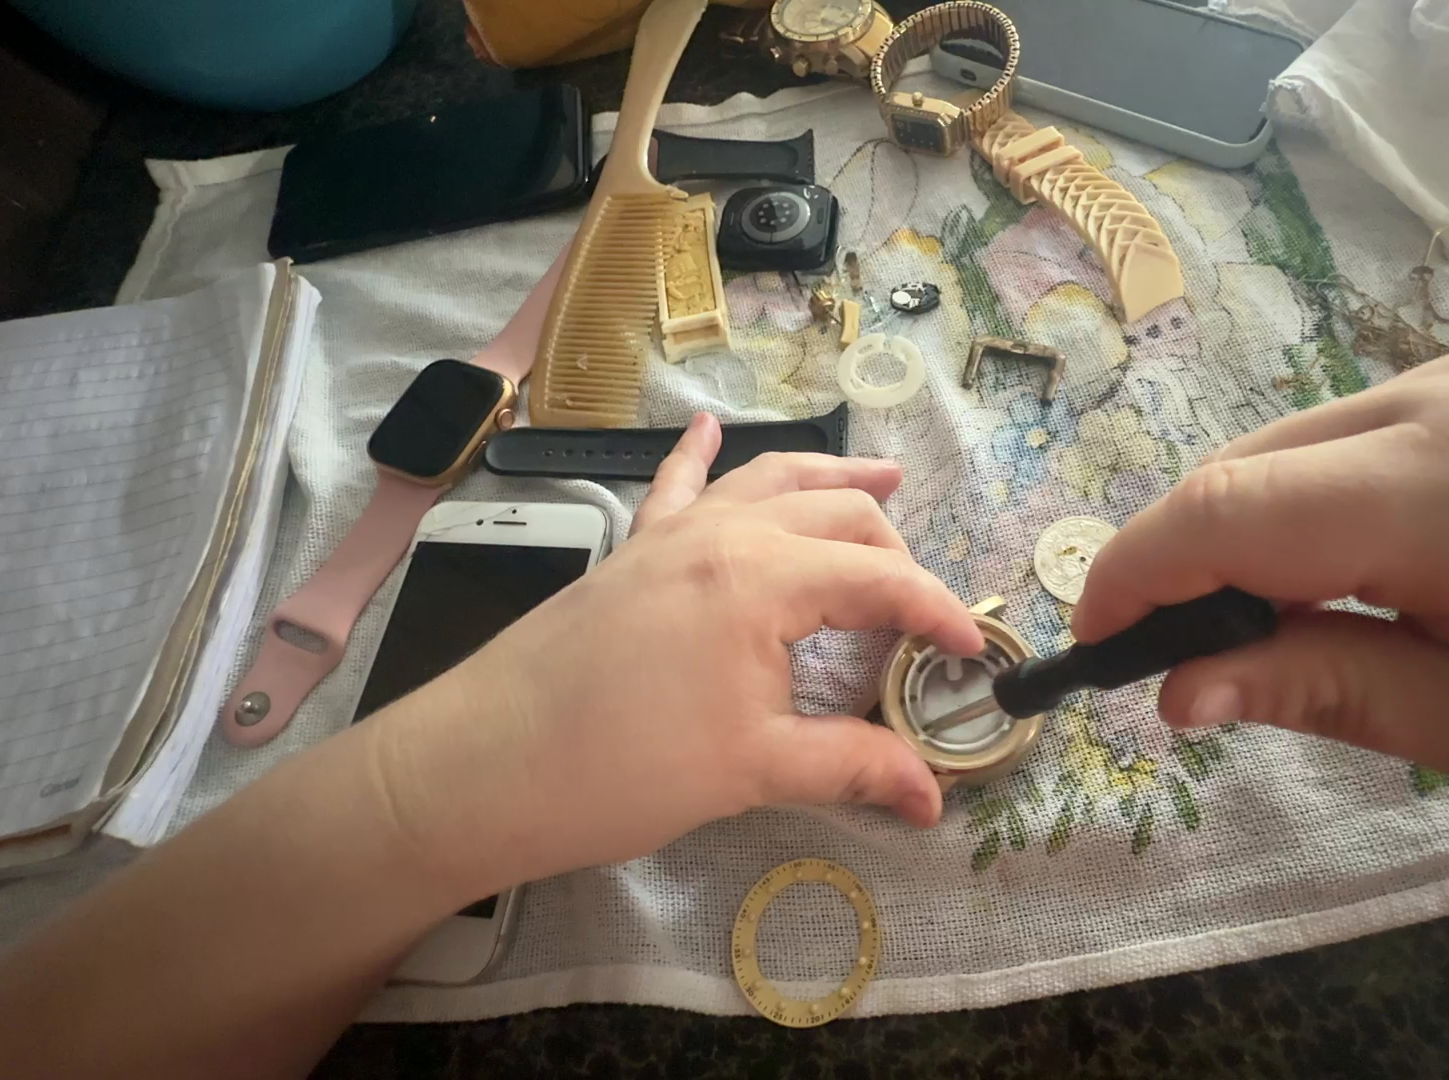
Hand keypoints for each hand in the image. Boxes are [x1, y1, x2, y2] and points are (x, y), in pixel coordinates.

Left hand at [367, 415, 981, 898]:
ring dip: (835, 480)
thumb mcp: (751, 770)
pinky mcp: (637, 547)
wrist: (476, 767)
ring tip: (885, 479)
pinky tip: (710, 427)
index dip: (937, 615)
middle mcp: (727, 534)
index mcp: (763, 580)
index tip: (972, 653)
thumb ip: (853, 768)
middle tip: (917, 609)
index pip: (882, 582)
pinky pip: (679, 483)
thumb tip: (934, 799)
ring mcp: (677, 532)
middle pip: (840, 518)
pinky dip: (706, 455)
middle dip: (895, 554)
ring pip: (775, 481)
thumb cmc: (619, 769)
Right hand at [1074, 339, 1448, 814]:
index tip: (1096, 642)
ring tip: (1261, 614)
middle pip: (1244, 467)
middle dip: (1178, 559)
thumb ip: (1329, 693)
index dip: (1136, 571)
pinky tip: (1335, 556)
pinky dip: (1298, 497)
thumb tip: (1178, 693)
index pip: (1232, 510)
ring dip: (1238, 530)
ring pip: (1283, 443)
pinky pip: (1341, 430)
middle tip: (1177, 650)